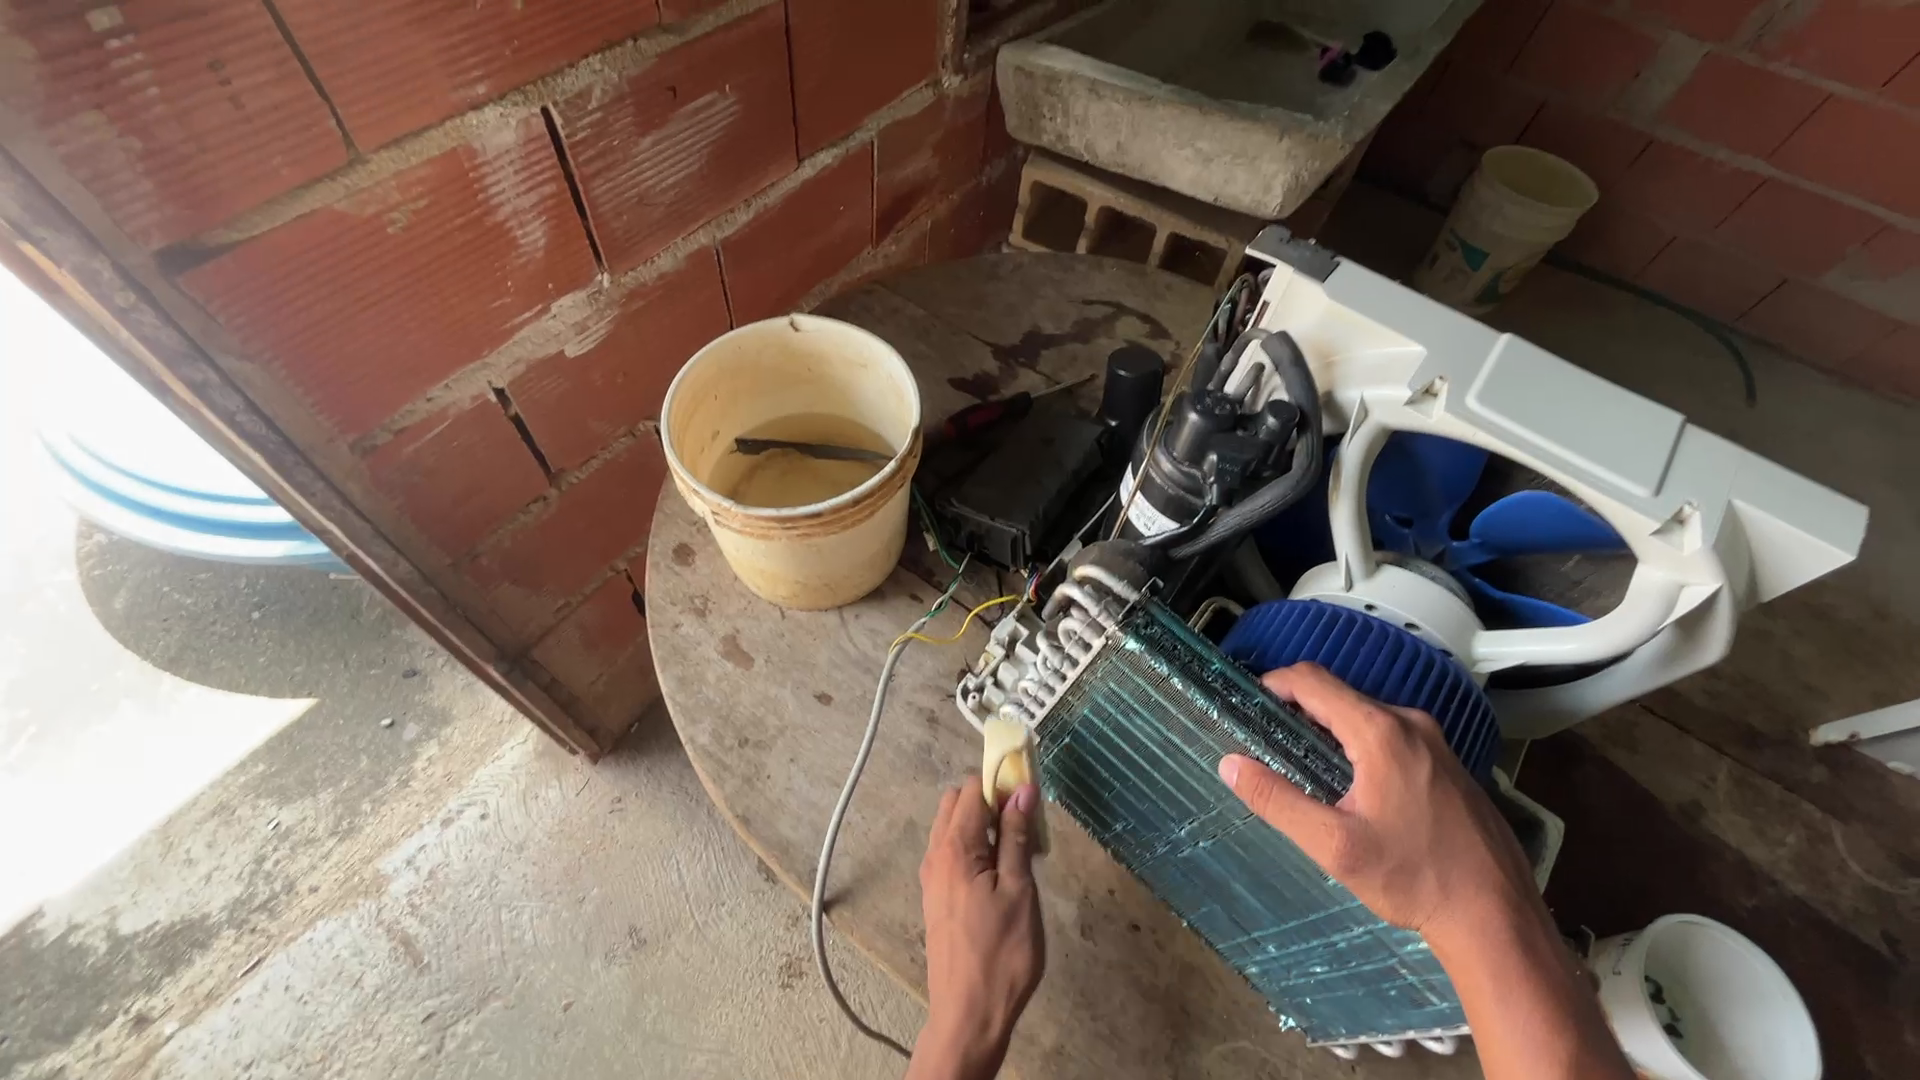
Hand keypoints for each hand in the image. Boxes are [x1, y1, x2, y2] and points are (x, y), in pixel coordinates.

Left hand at [909, 777, 1044, 1079]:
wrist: (968, 1015)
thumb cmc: (1001, 954)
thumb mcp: (1019, 891)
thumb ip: (1017, 836)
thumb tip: (1023, 790)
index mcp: (954, 847)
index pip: (972, 788)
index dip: (1001, 783)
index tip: (1030, 794)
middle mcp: (935, 854)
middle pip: (958, 802)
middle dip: (991, 800)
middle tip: (1025, 824)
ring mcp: (932, 876)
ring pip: (954, 826)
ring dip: (984, 824)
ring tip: (1019, 851)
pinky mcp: (937, 895)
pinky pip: (953, 851)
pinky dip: (976, 846)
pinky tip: (1003, 872)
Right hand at [1221, 665, 1634, 1079]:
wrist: (1499, 917)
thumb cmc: (1413, 879)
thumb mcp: (1334, 846)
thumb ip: (1277, 800)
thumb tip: (1229, 764)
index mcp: (1380, 732)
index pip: (1312, 679)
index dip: (1273, 684)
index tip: (1248, 708)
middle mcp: (1410, 723)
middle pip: (1338, 694)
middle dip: (1297, 710)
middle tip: (1268, 745)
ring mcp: (1434, 741)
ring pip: (1363, 714)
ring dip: (1327, 728)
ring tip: (1302, 768)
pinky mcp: (1447, 762)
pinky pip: (1389, 733)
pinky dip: (1357, 743)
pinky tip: (1350, 786)